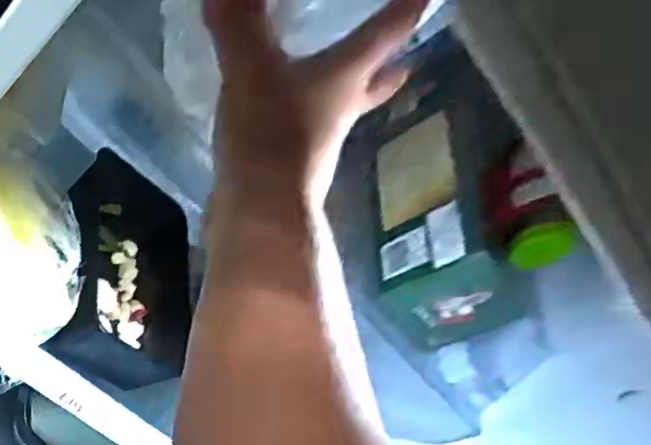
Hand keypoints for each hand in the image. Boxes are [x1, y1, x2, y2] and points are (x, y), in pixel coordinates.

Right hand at [207, 0, 431, 203]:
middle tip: (394, 57)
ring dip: (340, 106)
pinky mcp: (287, 179)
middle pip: (380, 79)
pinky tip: (276, 140)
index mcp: (350, 70)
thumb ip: (238, 28)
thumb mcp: (250, 73)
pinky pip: (298, 150)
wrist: (258, 216)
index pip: (398, 19)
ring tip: (325, 97)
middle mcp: (344, 108)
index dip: (411, 0)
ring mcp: (317, 148)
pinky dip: (294, 140)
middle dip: (386, 67)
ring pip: (340, 118)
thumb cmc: (270, 136)